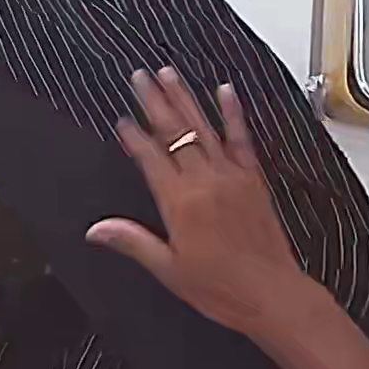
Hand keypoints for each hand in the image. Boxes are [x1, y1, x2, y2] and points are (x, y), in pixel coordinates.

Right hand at [87, 68, 329, 338]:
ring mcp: (230, 175)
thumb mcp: (169, 269)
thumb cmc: (221, 287)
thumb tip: (96, 229)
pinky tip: (225, 91)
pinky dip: (232, 112)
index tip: (122, 119)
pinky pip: (240, 137)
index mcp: (180, 203)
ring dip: (184, 98)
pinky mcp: (252, 177)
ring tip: (169, 74)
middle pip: (173, 132)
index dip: (134, 136)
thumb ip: (132, 242)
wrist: (271, 294)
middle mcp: (205, 181)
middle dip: (154, 101)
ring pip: (202, 127)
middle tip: (139, 76)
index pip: (150, 158)